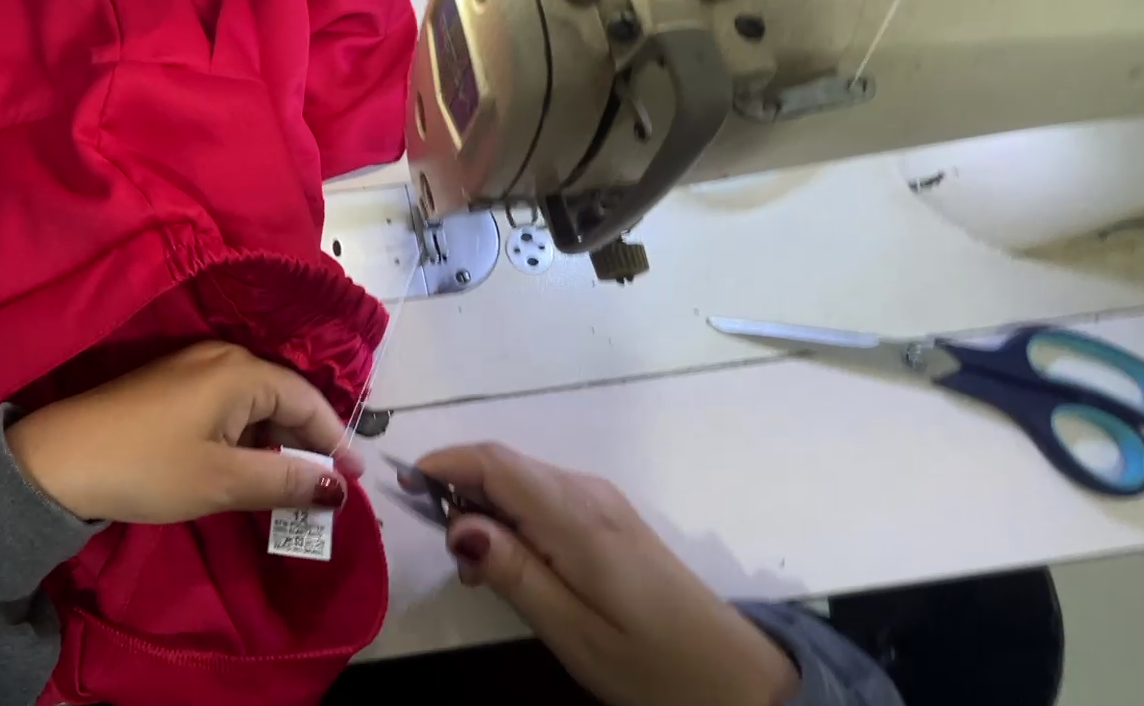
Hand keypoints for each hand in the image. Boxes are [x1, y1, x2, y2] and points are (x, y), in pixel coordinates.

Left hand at [6, 342, 361, 523]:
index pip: (307, 400)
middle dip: (307, 441)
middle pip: (283, 395)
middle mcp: (223, 356)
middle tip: (325, 487)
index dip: (335, 439)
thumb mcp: (223, 481)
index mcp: (241, 371)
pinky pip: (228, 403)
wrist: (58, 459)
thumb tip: (336, 486)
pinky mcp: (172, 383)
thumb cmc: (149, 467)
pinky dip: (246, 434)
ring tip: (290, 483)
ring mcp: (194, 366)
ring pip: (255, 401)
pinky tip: (247, 464)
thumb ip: (286, 480)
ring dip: (276, 440)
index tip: (354, 480)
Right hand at [412, 444, 797, 705]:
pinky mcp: (604, 514)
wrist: (739, 681)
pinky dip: (510, 514)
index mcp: (576, 516)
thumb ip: (514, 572)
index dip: (445, 462)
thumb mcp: (573, 632)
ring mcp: (597, 498)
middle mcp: (584, 490)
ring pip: (519, 479)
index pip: (495, 462)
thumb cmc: (652, 666)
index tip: (404, 487)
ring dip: (484, 506)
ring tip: (479, 572)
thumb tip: (460, 523)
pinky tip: (513, 562)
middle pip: (503, 465)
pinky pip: (540, 495)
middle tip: (449, 556)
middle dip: (459, 490)